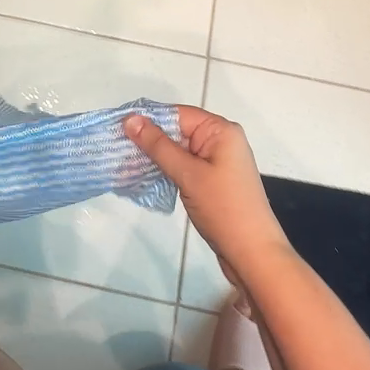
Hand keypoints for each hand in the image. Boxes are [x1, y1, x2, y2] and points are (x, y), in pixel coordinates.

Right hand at [125, 106, 290, 280]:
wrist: (253, 255)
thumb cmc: (223, 208)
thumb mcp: (188, 174)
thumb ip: (158, 145)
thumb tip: (131, 119)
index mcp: (221, 130)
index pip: (178, 114)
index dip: (148, 119)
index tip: (117, 127)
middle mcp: (221, 140)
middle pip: (178, 130)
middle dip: (149, 139)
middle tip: (116, 147)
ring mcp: (218, 162)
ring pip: (179, 150)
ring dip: (155, 157)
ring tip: (124, 163)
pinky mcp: (213, 181)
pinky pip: (185, 167)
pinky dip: (166, 170)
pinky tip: (144, 177)